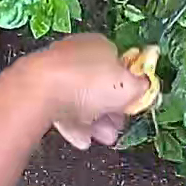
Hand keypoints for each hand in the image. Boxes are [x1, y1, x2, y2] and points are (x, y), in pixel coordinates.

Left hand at [6, 33, 151, 149]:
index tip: (131, 108)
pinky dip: (73, 124)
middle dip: (111, 111)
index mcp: (101, 46)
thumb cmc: (89, 84)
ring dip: (95, 122)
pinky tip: (81, 140)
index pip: (121, 66)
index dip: (129, 90)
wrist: (38, 91)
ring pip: (80, 100)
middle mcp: (77, 54)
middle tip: (117, 128)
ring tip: (102, 138)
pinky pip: (61, 108)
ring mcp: (56, 71)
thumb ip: (144, 87)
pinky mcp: (38, 89)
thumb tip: (147, 86)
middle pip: (100, 86)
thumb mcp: (130, 87)